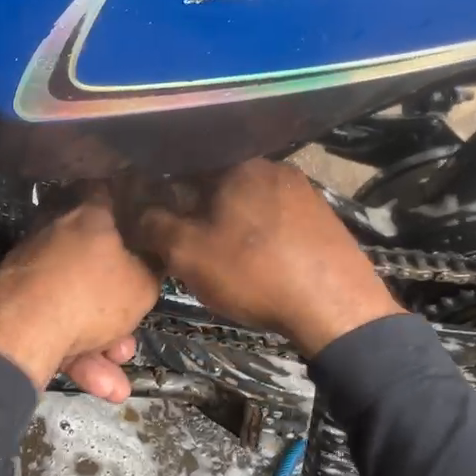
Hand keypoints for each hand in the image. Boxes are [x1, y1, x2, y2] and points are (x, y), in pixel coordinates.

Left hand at [0, 195, 159, 400]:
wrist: (22, 333)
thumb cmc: (91, 296)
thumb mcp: (142, 285)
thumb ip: (149, 267)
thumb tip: (148, 257)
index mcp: (87, 215)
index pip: (108, 193)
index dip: (126, 203)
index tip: (141, 221)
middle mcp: (55, 233)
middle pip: (96, 266)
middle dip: (117, 311)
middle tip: (129, 340)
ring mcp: (32, 267)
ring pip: (76, 304)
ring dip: (100, 344)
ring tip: (115, 378)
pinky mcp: (15, 300)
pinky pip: (55, 324)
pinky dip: (76, 354)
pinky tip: (100, 384)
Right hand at [138, 159, 403, 356]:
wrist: (339, 312)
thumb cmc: (254, 273)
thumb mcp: (187, 253)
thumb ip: (153, 225)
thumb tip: (136, 210)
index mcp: (236, 164)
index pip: (184, 164)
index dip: (162, 189)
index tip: (153, 214)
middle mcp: (271, 165)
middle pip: (217, 182)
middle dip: (197, 206)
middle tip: (184, 239)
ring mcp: (303, 191)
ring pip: (247, 199)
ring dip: (228, 220)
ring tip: (218, 253)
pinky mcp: (323, 218)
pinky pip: (275, 216)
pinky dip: (258, 232)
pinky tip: (254, 260)